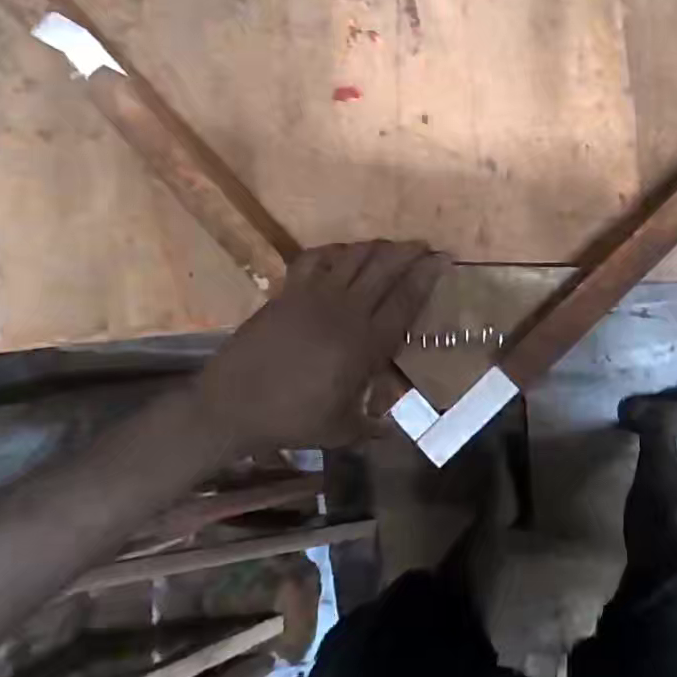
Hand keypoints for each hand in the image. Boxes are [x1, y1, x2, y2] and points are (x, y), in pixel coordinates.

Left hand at [197, 241, 448, 451]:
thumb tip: (391, 430)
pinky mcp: (288, 292)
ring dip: (377, 247)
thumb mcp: (341, 430)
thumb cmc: (292, 419)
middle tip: (423, 245)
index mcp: (366, 345)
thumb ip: (371, 427)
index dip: (427, 277)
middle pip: (385, 269)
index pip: (405, 301)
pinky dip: (333, 251)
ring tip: (391, 246)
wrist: (234, 404)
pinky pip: (315, 259)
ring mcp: (314, 297)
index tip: (442, 259)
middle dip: (409, 252)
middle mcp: (346, 312)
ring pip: (354, 258)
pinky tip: (343, 253)